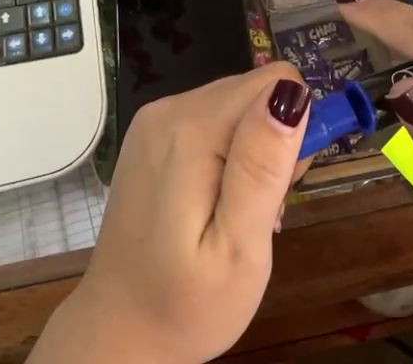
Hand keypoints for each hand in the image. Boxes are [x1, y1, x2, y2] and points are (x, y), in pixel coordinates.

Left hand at [29, 61, 310, 363]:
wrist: (117, 332)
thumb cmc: (186, 304)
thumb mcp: (239, 249)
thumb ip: (262, 167)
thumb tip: (290, 91)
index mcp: (191, 130)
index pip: (275, 81)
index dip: (295, 129)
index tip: (285, 184)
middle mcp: (169, 109)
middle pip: (253, 90)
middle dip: (273, 141)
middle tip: (263, 210)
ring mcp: (154, 119)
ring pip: (236, 103)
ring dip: (252, 150)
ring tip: (238, 213)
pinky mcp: (151, 135)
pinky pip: (211, 119)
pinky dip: (228, 154)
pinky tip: (216, 203)